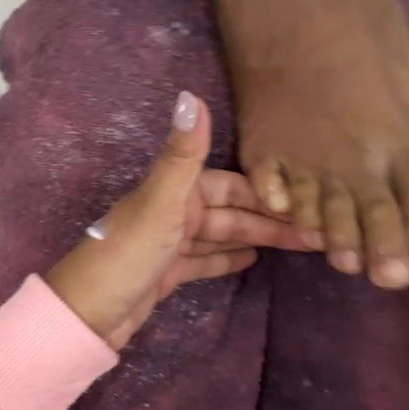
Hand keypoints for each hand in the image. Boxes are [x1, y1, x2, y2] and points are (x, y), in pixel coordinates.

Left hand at [45, 92, 315, 350]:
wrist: (87, 315)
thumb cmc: (125, 256)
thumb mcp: (159, 203)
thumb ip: (182, 155)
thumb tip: (191, 95)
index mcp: (172, 191)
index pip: (231, 184)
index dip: (268, 192)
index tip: (312, 198)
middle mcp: (172, 211)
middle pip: (231, 211)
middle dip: (272, 219)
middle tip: (320, 232)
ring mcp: (168, 243)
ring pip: (222, 235)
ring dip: (258, 237)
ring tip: (303, 245)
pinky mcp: (166, 273)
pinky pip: (205, 259)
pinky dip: (227, 257)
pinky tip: (254, 258)